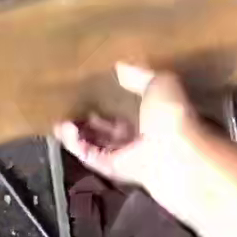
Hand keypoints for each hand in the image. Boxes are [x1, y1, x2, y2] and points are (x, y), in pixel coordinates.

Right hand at [56, 62, 217, 193]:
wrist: (175, 156)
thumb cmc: (173, 117)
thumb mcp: (160, 84)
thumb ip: (139, 76)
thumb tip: (121, 66)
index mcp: (156, 118)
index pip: (130, 113)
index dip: (112, 106)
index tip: (94, 96)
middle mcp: (141, 139)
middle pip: (110, 133)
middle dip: (91, 124)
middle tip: (71, 113)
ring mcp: (126, 156)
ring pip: (96, 146)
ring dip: (78, 135)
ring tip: (61, 123)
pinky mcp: (112, 169)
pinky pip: (90, 156)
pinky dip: (76, 145)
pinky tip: (65, 130)